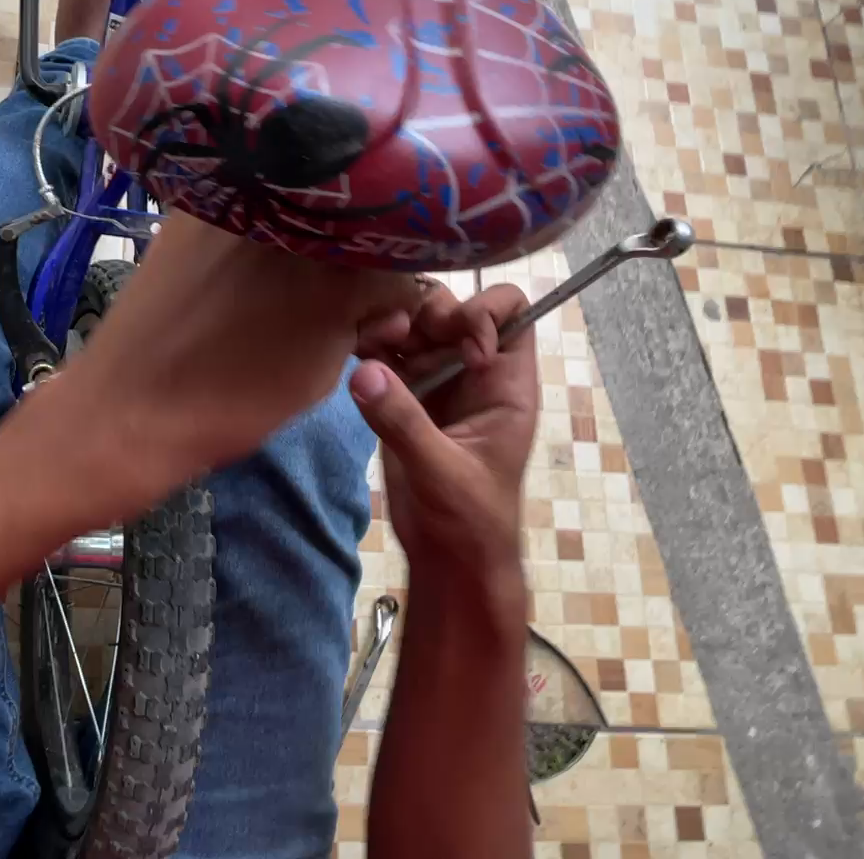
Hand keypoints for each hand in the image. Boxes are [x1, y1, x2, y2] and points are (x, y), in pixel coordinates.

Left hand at [43, 214, 416, 521]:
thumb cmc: (229, 404)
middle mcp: (296, 216)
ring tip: (283, 279)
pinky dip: (263, 225)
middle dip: (354, 256)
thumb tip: (376, 301)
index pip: (399, 256)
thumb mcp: (318, 373)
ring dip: (310, 237)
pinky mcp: (196, 203)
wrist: (129, 404)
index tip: (373, 308)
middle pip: (353, 220)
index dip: (389, 288)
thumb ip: (358, 324)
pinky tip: (246, 259)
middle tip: (331, 294)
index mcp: (339, 266)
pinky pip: (251, 204)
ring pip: (304, 206)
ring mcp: (241, 200)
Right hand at [349, 282, 539, 631]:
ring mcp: (433, 381)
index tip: (456, 348)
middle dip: (425, 313)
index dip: (483, 314)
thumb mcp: (442, 471)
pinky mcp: (400, 396)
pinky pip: (382, 355)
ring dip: (389, 324)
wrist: (447, 556)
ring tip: (367, 343)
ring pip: (412, 325)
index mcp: (505, 382)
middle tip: (399, 338)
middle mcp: (469, 371)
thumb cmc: (469, 518)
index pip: (512, 312)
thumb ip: (404, 421)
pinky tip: (351, 354)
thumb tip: (363, 370)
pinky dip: (365, 347)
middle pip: (452, 308)